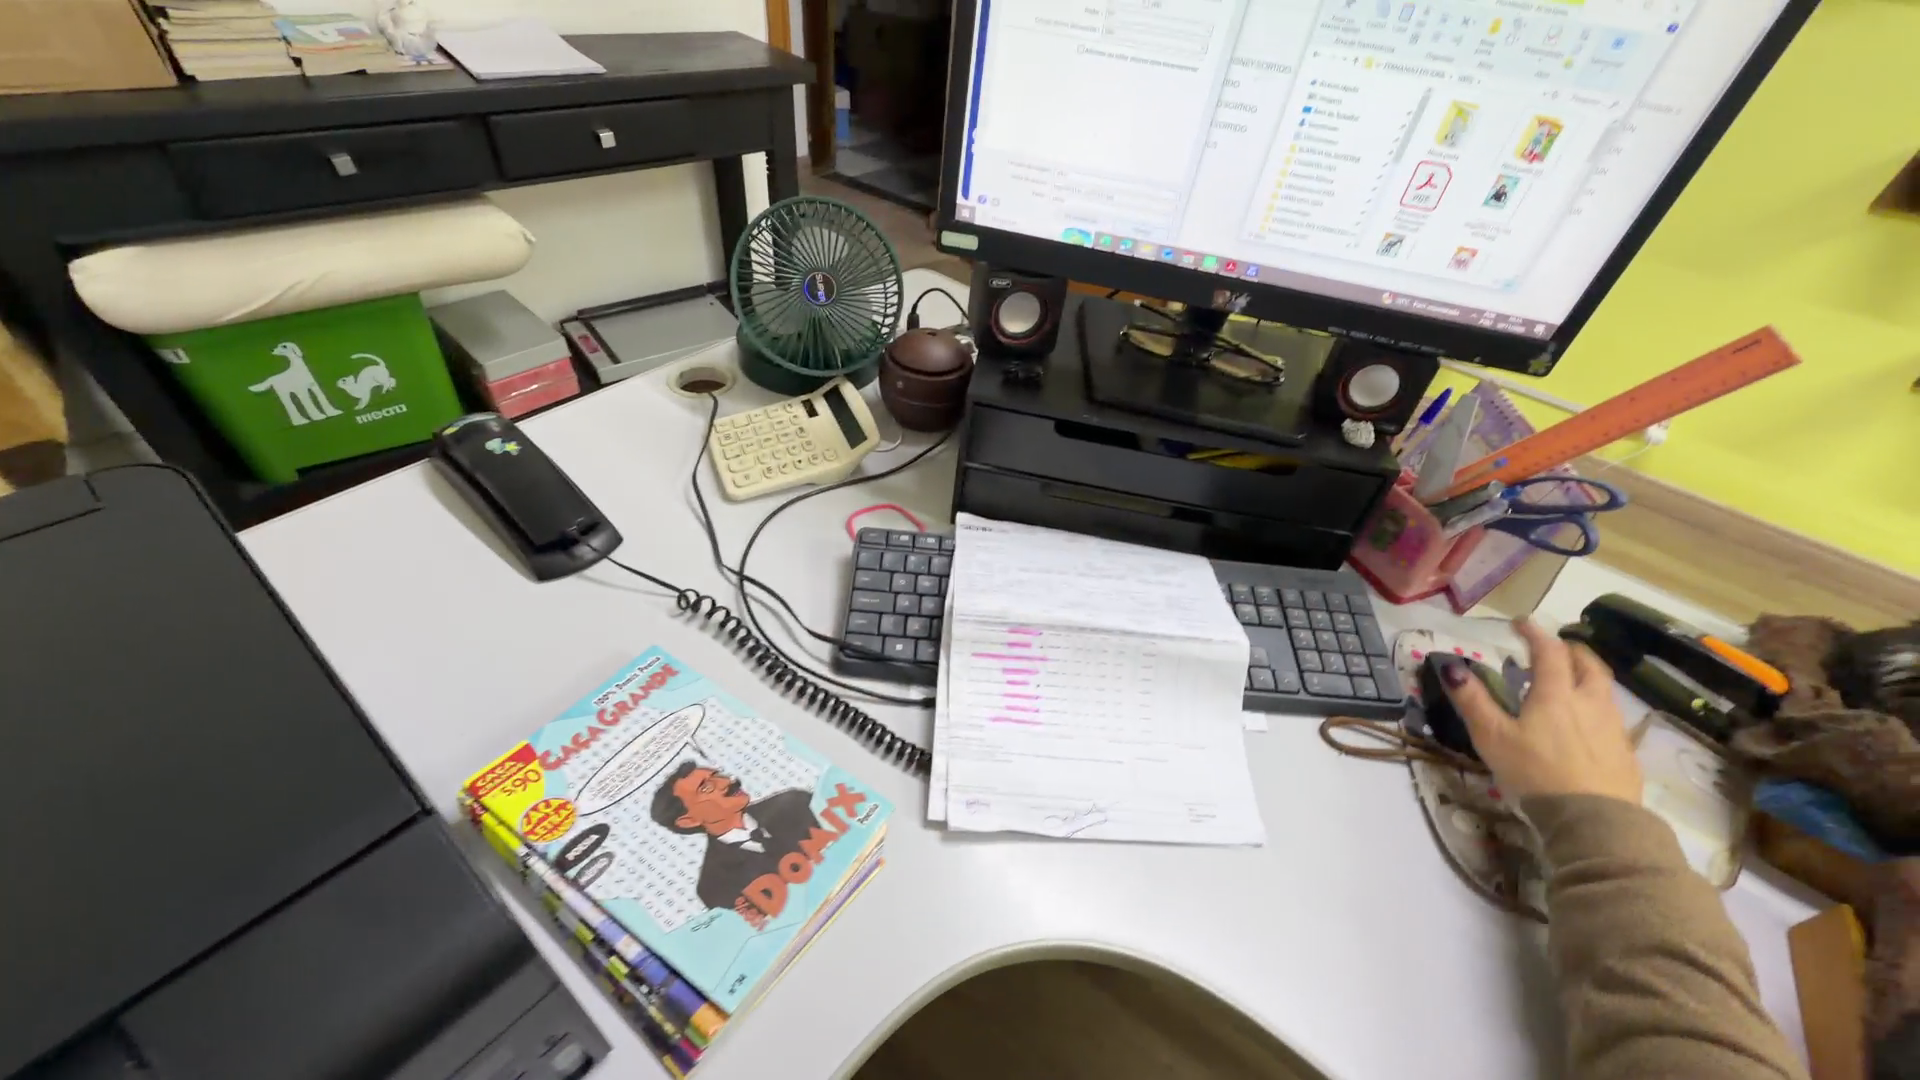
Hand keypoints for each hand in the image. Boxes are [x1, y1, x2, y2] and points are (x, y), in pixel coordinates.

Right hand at [1441, 619, 1642, 803]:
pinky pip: (1611, 717)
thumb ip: (1473, 700)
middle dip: (1570, 650)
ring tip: (1568, 683)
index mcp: (1555, 694)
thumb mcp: (1493, 737)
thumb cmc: (1536, 773)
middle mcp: (1590, 702)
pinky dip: (1595, 707)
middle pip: (1588, 664)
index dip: (1534, 633)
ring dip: (1586, 676)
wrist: (1595, 821)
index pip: (1549, 651)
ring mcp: (1612, 727)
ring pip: (1603, 689)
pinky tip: (1585, 724)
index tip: (1520, 623)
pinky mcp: (1625, 752)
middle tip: (1553, 648)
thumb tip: (1451, 666)